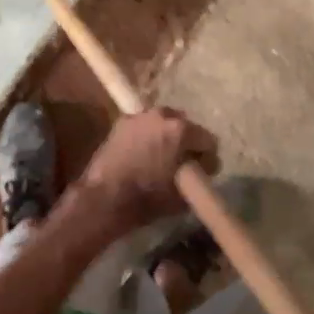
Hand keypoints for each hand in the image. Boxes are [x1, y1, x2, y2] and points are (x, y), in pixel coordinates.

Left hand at [71, 108, 219, 231]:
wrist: (105, 197)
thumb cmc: (148, 198)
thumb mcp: (183, 194)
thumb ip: (199, 176)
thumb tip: (202, 169)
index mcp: (181, 130)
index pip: (209, 140)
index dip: (208, 158)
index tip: (203, 172)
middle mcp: (162, 114)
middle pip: (185, 126)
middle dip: (186, 142)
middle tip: (181, 162)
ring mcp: (139, 116)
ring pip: (162, 122)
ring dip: (166, 135)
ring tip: (160, 156)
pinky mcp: (121, 122)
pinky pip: (143, 126)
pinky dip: (146, 135)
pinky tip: (141, 153)